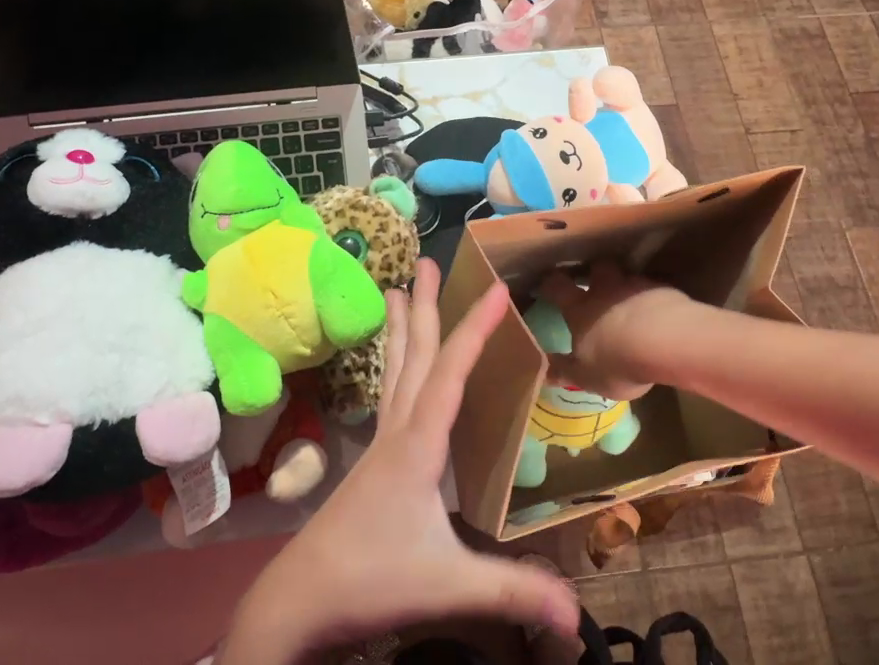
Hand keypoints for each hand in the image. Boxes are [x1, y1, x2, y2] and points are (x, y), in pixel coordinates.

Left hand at [218, 260, 578, 664]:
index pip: (451, 373)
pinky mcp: (373, 461)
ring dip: (401, 328)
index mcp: (418, 446)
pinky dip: (394, 364)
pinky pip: (389, 395)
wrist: (299, 601)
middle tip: (426, 261)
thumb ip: (511, 592)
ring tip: (397, 288)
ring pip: (395, 372)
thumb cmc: (372, 582)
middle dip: (424, 307)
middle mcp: (397, 433)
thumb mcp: (448, 585)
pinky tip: (396, 366)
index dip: (477, 329)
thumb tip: (579, 616)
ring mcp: (381, 445)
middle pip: (413, 357)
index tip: (497, 287)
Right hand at [537, 263, 690, 399]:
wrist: (667, 343)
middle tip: (596, 279)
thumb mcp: (585, 376)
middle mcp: (606, 291)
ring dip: (627, 284)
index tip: (546, 282)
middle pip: (597, 268)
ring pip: (628, 275)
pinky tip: (660, 310)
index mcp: (581, 310)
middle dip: (595, 271)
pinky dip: (653, 297)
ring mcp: (637, 287)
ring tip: (631, 297)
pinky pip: (655, 289)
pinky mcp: (665, 291)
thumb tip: (542, 369)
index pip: (557, 287)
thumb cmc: (617, 361)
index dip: (550, 283)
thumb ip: (564, 370)